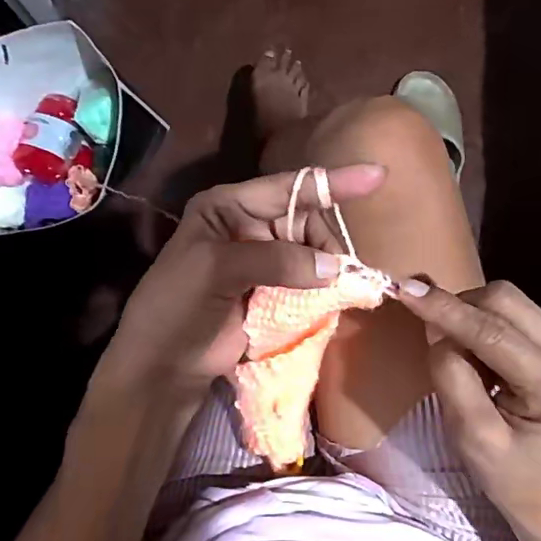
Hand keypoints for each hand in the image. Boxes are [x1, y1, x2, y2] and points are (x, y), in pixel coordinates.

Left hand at [94, 164, 387, 400]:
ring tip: (340, 288)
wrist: (163, 363)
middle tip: (342, 271)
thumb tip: (332, 266)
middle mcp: (249, 228)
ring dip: (329, 270)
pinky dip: (324, 292)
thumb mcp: (216, 270)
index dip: (332, 183)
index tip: (377, 177)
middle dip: (328, 241)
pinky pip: (309, 285)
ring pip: (313, 255)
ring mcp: (263, 262)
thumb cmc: (177, 305)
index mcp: (228, 207)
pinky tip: (335, 300)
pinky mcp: (273, 295)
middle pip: (307, 221)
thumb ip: (273, 260)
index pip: (287, 188)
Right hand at [394, 280, 540, 536]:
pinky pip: (513, 312)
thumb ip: (453, 379)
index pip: (493, 334)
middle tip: (436, 343)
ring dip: (470, 317)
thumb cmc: (506, 472)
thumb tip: (437, 329)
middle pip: (505, 302)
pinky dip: (482, 324)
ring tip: (463, 358)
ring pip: (508, 301)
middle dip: (459, 310)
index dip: (446, 309)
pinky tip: (480, 357)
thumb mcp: (470, 436)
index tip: (404, 290)